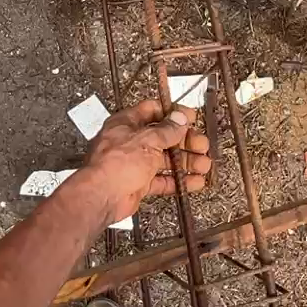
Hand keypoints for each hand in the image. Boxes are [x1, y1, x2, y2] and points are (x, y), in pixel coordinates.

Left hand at [73, 99, 212, 225]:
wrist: (102, 196)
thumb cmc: (116, 163)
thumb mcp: (147, 140)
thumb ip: (167, 130)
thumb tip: (180, 118)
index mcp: (126, 124)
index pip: (152, 111)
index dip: (173, 114)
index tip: (191, 118)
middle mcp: (129, 142)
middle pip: (162, 137)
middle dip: (185, 141)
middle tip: (202, 145)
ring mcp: (134, 163)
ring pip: (164, 160)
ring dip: (186, 162)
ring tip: (204, 165)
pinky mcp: (138, 184)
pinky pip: (162, 180)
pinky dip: (179, 181)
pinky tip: (195, 182)